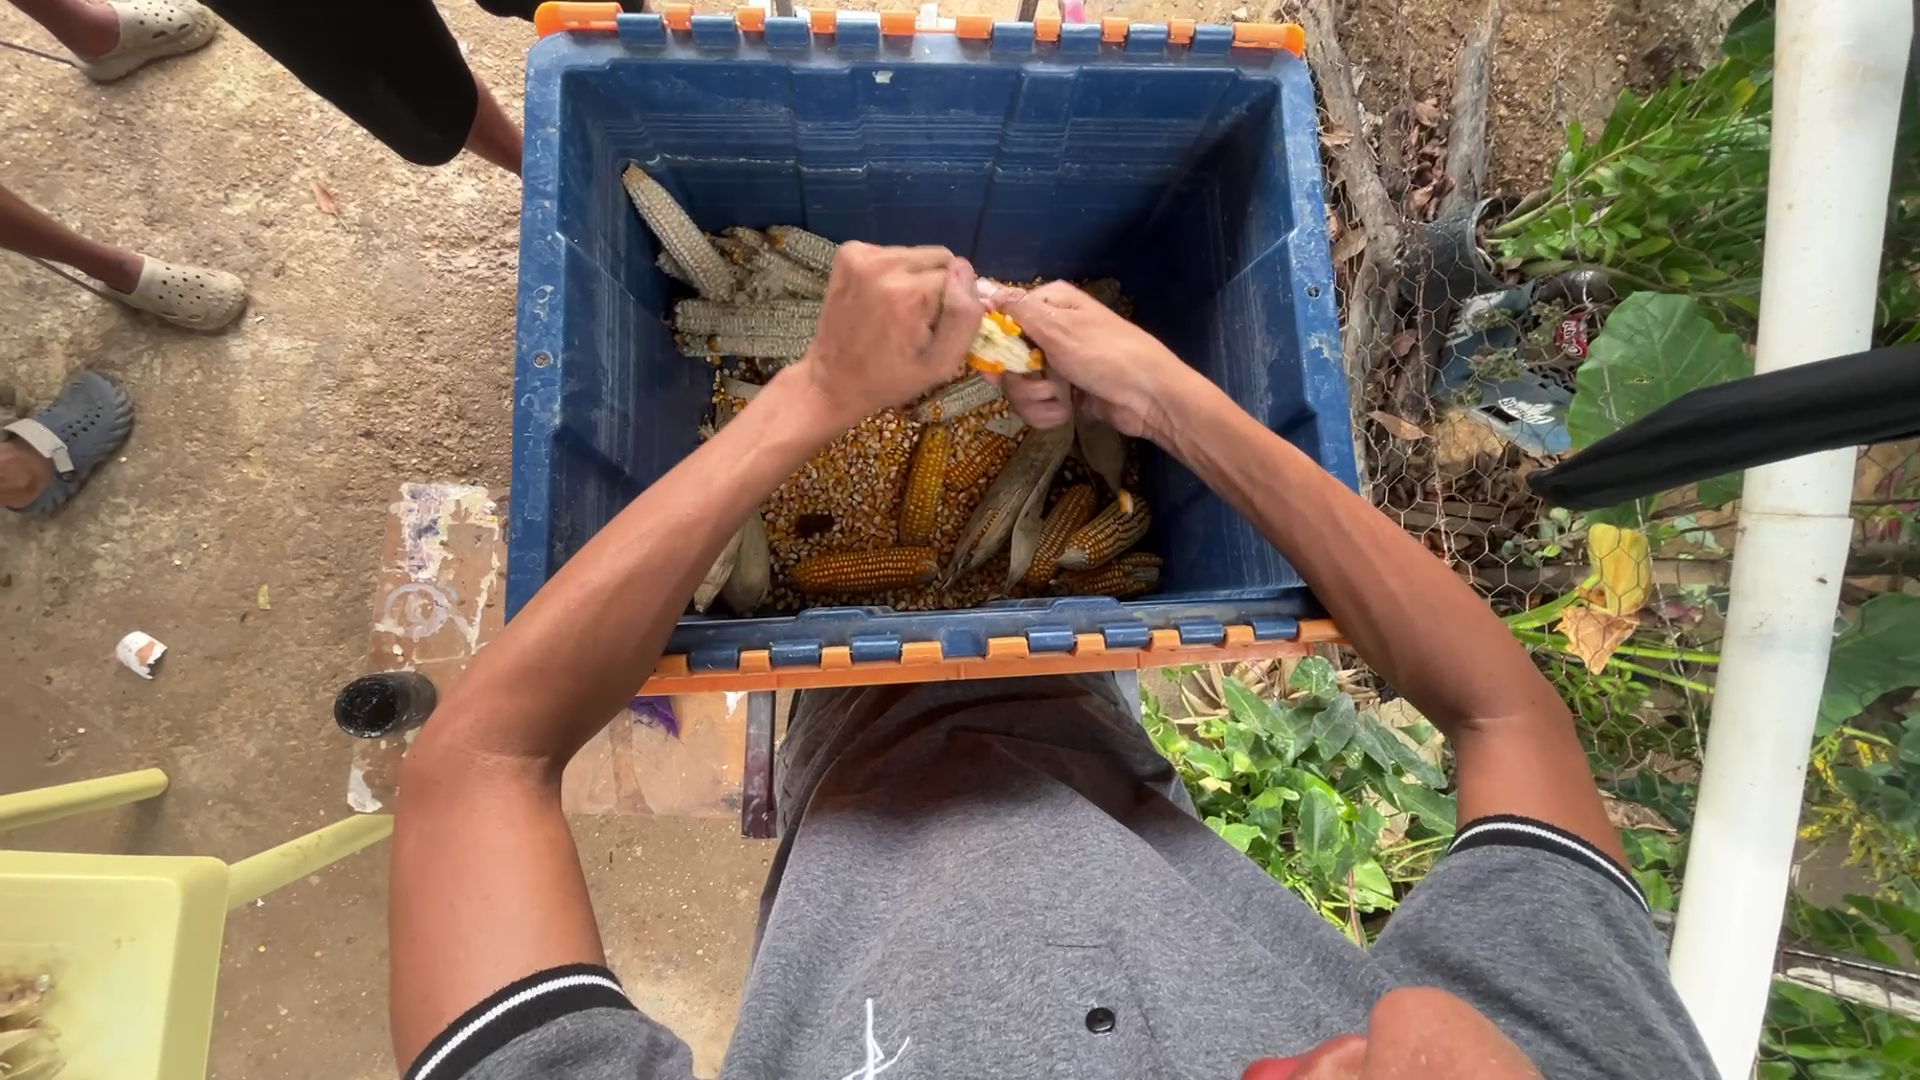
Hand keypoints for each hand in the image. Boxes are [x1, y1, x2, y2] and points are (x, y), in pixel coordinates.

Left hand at [800, 242, 983, 427]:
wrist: (833, 380)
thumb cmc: (891, 380)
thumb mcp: (940, 365)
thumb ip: (964, 318)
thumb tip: (967, 273)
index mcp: (910, 293)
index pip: (959, 277)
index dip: (954, 304)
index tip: (935, 329)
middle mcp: (885, 265)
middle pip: (940, 258)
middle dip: (938, 286)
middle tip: (918, 320)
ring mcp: (862, 255)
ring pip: (917, 254)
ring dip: (917, 279)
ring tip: (898, 312)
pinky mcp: (848, 253)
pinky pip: (892, 253)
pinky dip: (895, 274)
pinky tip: (881, 301)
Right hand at [991, 280, 1203, 443]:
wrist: (1148, 398)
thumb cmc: (1106, 354)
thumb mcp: (1059, 327)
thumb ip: (1017, 309)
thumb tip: (981, 285)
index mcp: (1049, 304)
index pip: (1001, 318)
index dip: (995, 343)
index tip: (994, 365)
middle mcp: (1049, 331)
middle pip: (1006, 357)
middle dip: (1021, 379)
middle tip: (1041, 382)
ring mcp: (1055, 365)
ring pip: (1018, 386)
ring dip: (1037, 398)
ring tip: (1063, 397)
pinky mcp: (1062, 393)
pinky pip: (1035, 405)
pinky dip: (1048, 412)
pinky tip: (1067, 411)